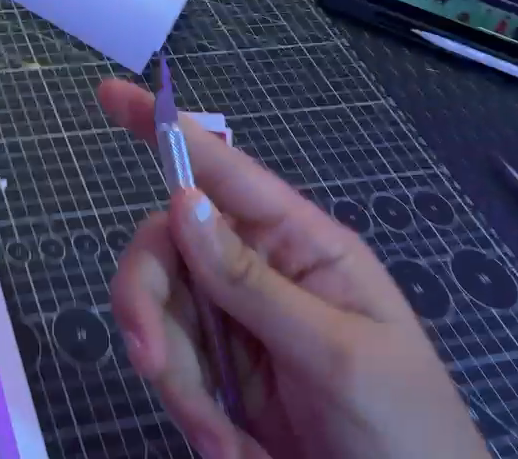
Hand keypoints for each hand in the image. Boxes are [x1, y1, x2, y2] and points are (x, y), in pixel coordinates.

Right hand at [99, 79, 485, 458]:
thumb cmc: (407, 434)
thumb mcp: (337, 356)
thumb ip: (253, 282)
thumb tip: (180, 199)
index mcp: (301, 245)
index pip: (222, 170)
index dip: (164, 129)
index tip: (110, 94)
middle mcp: (256, 268)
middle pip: (166, 247)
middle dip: (148, 301)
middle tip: (149, 361)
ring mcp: (232, 317)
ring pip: (158, 308)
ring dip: (174, 373)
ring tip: (221, 440)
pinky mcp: (216, 367)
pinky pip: (168, 360)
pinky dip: (186, 405)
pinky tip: (227, 446)